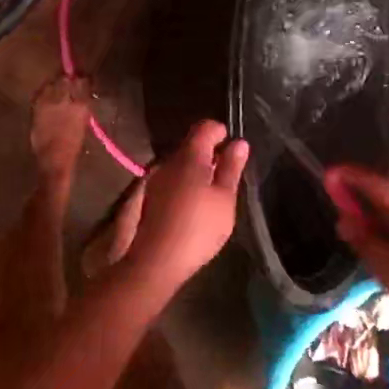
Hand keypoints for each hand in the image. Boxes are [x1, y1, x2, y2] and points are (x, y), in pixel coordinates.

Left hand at [30, 75, 92, 183]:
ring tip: (55, 88)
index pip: (84, 82)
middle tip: (68, 80)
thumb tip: (79, 96)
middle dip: (68, 78)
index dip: (83, 79)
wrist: (55, 160)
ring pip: (51, 83)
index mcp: (81, 105)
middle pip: (66, 79)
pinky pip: (39, 93)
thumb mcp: (83, 123)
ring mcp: (49, 103)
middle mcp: (66, 100)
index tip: (82, 78)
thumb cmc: (73, 145)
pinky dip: (42, 92)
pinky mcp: (37, 108)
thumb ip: (81, 107)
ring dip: (54, 84)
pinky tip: (45, 96)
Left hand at [122, 121, 248, 286]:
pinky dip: (184, 183)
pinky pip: (171, 179)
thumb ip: (231, 168)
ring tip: (212, 192)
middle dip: (210, 153)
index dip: (222, 132)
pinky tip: (193, 204)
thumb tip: (239, 142)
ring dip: (196, 170)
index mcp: (190, 156)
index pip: (205, 127)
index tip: (234, 149)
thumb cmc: (198, 228)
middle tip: (227, 175)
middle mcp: (169, 161)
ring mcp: (155, 178)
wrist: (156, 261)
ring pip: (180, 163)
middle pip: (192, 144)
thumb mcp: (224, 199)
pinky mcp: (148, 197)